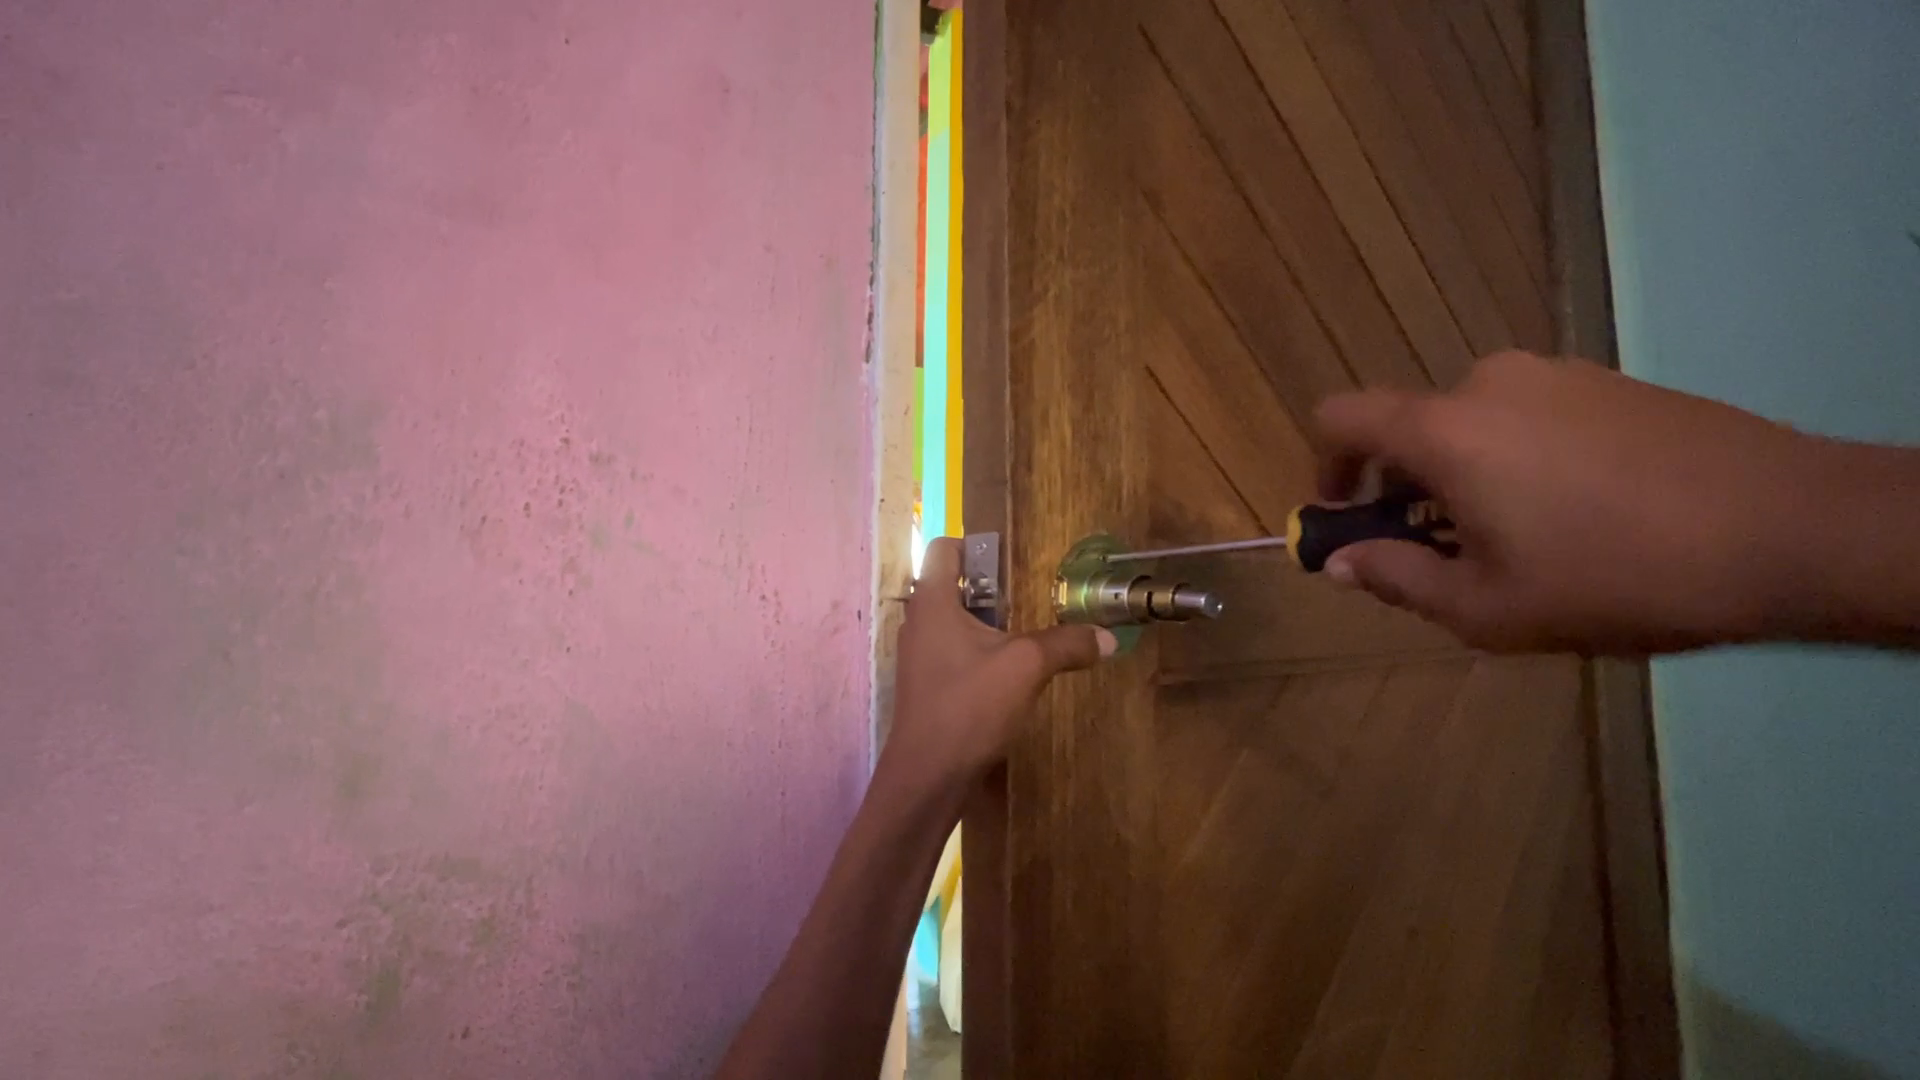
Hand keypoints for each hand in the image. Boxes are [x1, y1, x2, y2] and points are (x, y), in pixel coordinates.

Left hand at [886, 538, 1116, 782]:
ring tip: (1025, 635)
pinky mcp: (925, 683)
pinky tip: (1007, 673)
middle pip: (951, 583)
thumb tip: (1108, 638)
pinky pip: (952, 650)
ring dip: (987, 622)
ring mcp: (917, 654)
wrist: (927, 774)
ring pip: (953, 620)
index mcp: (932, 601)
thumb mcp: (1026, 667)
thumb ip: (1067, 644)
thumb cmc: (969, 705)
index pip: (943, 547)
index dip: (976, 545)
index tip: (1013, 561)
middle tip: (1030, 598)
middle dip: (991, 587)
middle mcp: (917, 620)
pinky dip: (978, 650)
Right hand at [1314, 352, 1813, 652]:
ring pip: (1468, 425)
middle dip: (1402, 488)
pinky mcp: (1607, 383)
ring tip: (1513, 539)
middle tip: (1438, 550)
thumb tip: (1341, 563)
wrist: (1798, 530)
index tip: (1345, 513)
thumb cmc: (1615, 575)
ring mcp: (1554, 376)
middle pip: (1408, 428)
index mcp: (1445, 431)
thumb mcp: (1485, 607)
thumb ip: (1396, 578)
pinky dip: (1513, 459)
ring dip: (1460, 477)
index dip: (1323, 466)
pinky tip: (1571, 513)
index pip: (1341, 418)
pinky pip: (1524, 417)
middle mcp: (1488, 384)